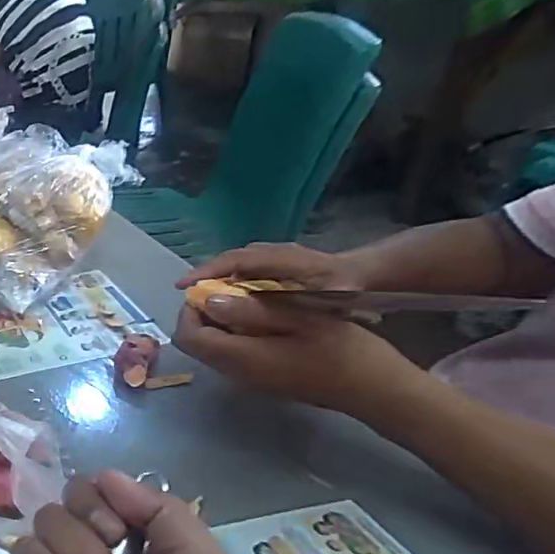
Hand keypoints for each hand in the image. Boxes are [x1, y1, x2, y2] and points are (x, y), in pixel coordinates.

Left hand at [175, 294, 423, 418]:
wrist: (378, 391)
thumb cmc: (344, 351)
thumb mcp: (300, 319)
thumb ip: (251, 311)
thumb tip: (209, 301)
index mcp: (240, 357)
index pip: (188, 336)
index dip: (189, 310)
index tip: (210, 288)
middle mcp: (236, 372)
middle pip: (195, 343)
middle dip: (200, 314)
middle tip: (226, 290)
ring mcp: (248, 378)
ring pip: (212, 348)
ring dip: (217, 323)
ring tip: (245, 299)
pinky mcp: (263, 378)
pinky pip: (231, 353)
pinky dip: (233, 333)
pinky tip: (262, 317)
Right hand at [176, 241, 366, 291]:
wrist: (370, 274)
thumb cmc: (344, 289)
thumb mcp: (318, 298)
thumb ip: (278, 300)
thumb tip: (233, 302)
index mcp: (280, 257)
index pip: (234, 260)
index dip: (206, 272)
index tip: (184, 287)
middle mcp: (273, 251)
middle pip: (231, 260)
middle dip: (206, 276)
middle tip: (188, 298)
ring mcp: (274, 254)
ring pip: (237, 263)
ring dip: (218, 278)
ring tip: (204, 299)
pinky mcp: (276, 261)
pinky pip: (246, 268)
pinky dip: (232, 280)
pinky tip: (230, 297)